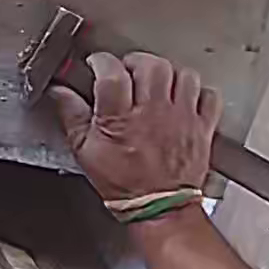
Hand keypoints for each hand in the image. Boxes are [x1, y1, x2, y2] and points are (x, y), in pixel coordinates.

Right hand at [49, 52, 221, 200]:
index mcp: (120, 117)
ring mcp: (181, 118)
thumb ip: (71, 114)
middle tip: (126, 70)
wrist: (158, 206)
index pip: (112, 72)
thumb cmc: (121, 180)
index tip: (95, 64)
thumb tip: (59, 91)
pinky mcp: (202, 127)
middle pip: (151, 66)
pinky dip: (196, 91)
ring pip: (182, 74)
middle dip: (135, 61)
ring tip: (153, 82)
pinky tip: (180, 97)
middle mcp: (153, 113)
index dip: (101, 61)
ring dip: (166, 73)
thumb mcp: (83, 148)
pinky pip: (208, 95)